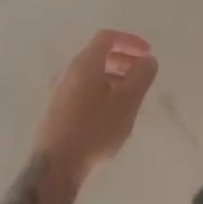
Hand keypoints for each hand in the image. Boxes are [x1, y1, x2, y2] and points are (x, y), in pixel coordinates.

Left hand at [34, 29, 157, 191]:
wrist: (56, 166)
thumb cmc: (95, 129)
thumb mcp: (127, 102)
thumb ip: (141, 76)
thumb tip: (148, 60)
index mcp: (85, 64)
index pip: (107, 37)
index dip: (130, 41)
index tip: (146, 54)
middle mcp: (68, 72)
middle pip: (97, 54)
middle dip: (123, 59)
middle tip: (139, 75)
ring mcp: (58, 92)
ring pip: (89, 74)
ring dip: (112, 77)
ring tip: (128, 97)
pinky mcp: (54, 110)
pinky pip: (81, 89)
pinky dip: (99, 90)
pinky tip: (108, 114)